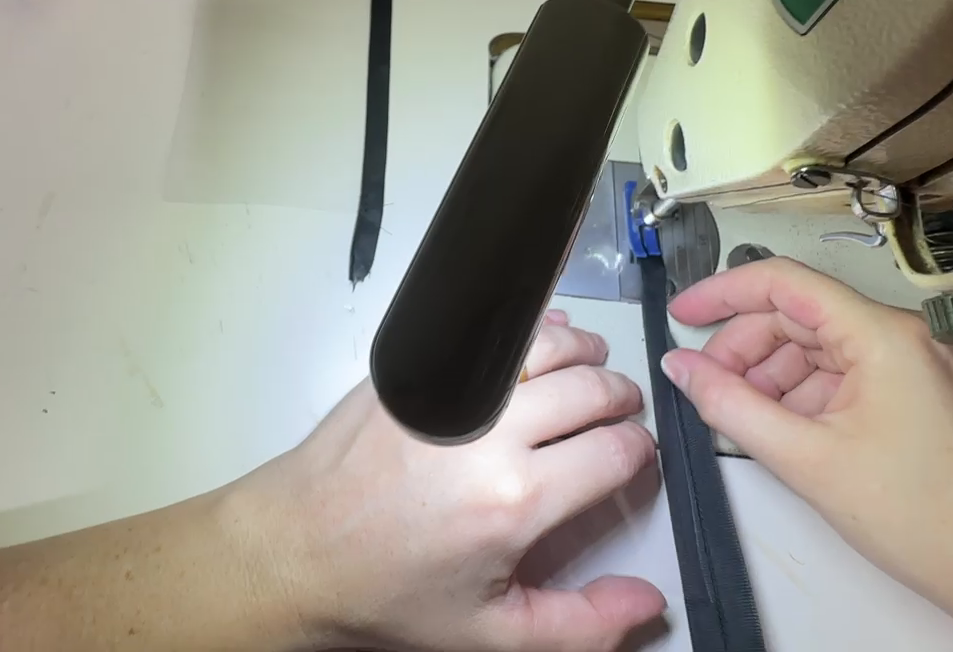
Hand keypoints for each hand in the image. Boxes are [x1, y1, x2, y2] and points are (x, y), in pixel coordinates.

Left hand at [233, 310, 664, 651]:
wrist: (302, 543)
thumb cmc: (389, 587)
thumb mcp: (490, 633)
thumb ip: (581, 623)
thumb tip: (650, 604)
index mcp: (516, 501)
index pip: (614, 452)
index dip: (641, 448)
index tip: (639, 452)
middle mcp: (488, 435)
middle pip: (588, 390)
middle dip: (620, 396)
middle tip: (623, 407)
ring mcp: (450, 392)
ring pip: (543, 345)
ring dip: (582, 350)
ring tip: (594, 363)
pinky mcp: (417, 370)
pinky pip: (486, 337)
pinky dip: (526, 330)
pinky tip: (539, 339)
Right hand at [659, 258, 952, 651]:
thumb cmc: (924, 521)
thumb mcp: (807, 461)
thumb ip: (728, 405)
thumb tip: (676, 365)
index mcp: (884, 334)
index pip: (783, 281)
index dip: (721, 292)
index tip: (679, 317)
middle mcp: (912, 335)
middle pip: (803, 318)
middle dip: (748, 349)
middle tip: (710, 390)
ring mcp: (933, 366)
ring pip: (829, 349)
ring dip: (779, 376)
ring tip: (752, 419)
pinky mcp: (944, 397)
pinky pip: (859, 375)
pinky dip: (816, 394)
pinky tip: (797, 431)